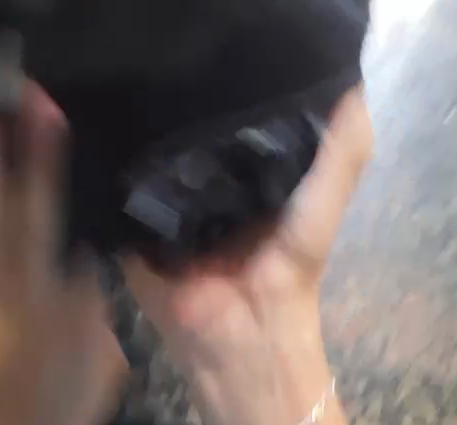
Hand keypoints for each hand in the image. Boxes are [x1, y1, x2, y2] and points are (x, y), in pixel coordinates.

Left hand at [0, 85, 128, 424]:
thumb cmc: (64, 420)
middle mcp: (18, 290)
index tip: (46, 114)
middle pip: (14, 210)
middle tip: (2, 97)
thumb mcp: (104, 369)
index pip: (55, 221)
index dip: (49, 166)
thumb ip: (96, 313)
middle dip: (10, 151)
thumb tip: (89, 268)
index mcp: (55, 302)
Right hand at [121, 90, 372, 424]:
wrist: (243, 345)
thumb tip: (345, 80)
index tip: (223, 46)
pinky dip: (115, 180)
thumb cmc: (287, 275)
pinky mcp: (133, 242)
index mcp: (251, 180)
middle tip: (170, 67)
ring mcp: (165, 218)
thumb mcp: (323, 205)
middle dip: (186, 105)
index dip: (237, 86)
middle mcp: (207, 194)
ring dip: (148, 138)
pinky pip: (118, 204)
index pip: (237, 119)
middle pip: (190, 139)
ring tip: (138, 92)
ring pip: (152, 166)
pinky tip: (112, 143)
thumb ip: (342, 151)